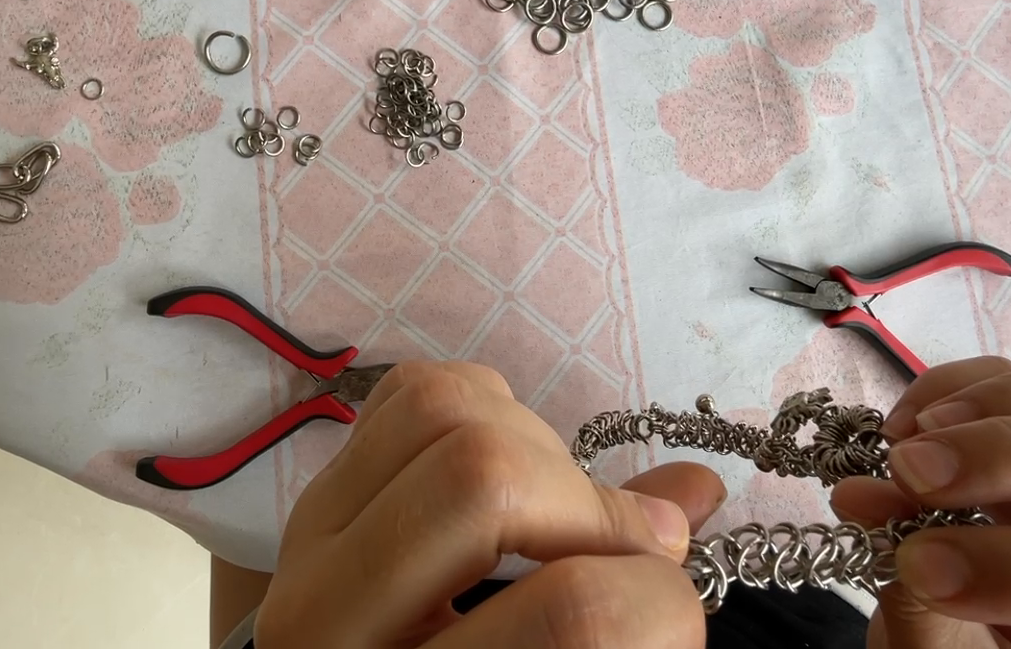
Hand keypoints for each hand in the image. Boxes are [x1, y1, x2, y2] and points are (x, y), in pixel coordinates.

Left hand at [256, 362, 724, 648]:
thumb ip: (616, 612)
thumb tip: (698, 487)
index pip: (567, 619)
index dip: (655, 601)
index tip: (671, 598)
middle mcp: (333, 611)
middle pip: (485, 481)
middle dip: (589, 505)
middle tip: (627, 542)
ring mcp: (312, 531)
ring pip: (442, 410)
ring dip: (536, 441)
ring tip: (559, 500)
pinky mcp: (319, 484)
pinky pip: (411, 391)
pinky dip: (484, 401)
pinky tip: (506, 454)